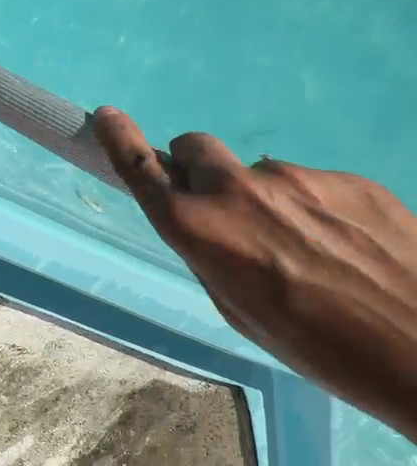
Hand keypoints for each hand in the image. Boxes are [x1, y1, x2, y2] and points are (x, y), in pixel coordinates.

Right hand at [95, 107, 416, 440]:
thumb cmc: (324, 350)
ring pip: (263, 173)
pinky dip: (325, 210)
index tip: (106, 115)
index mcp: (196, 226)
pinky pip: (319, 186)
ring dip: (273, 198)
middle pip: (196, 146)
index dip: (117, 136)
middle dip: (200, 168)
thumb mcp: (238, 310)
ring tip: (319, 248)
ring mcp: (299, 180)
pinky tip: (358, 249)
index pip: (138, 163)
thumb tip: (208, 226)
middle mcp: (236, 191)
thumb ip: (209, 252)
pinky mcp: (356, 183)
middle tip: (230, 207)